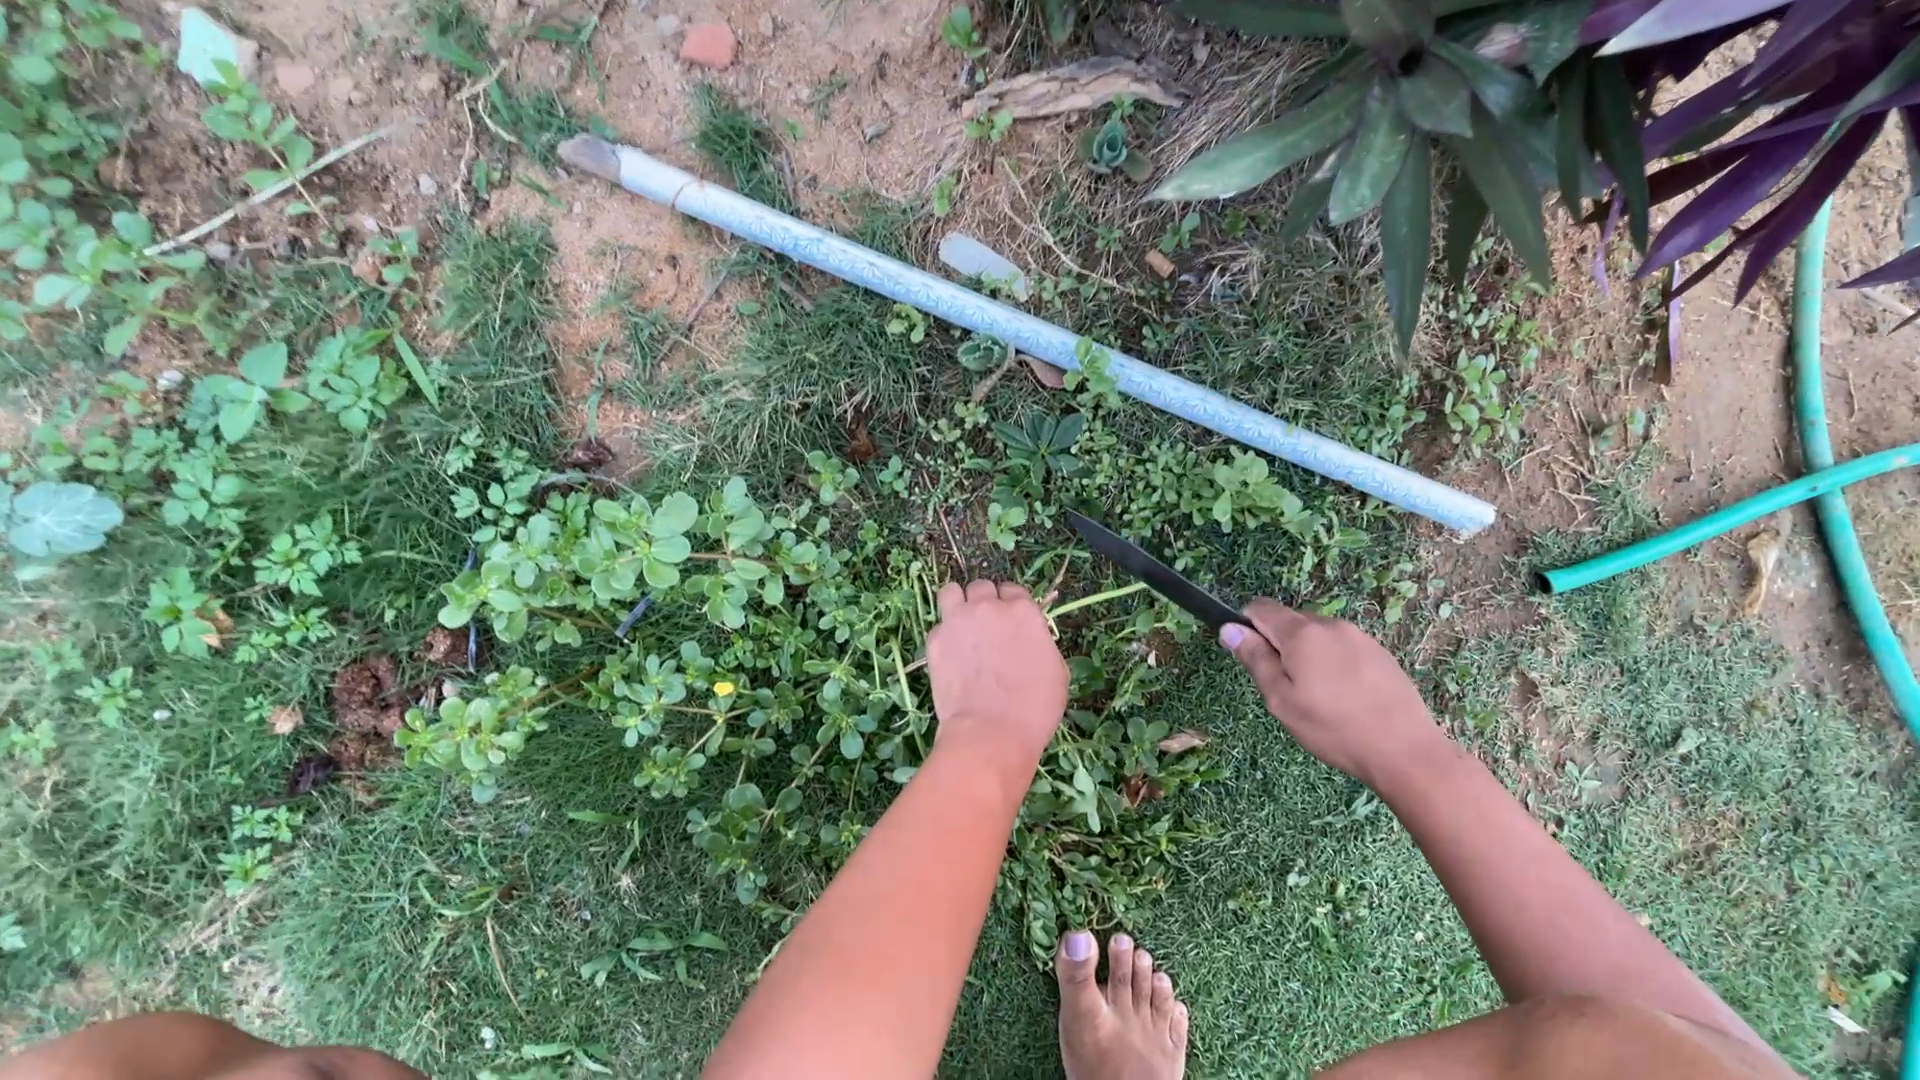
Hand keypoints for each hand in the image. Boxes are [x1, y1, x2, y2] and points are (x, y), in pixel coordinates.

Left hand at [926, 580, 1067, 774]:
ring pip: (952, 592)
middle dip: (985, 602)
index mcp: (1023, 611)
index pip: (1013, 591)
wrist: (991, 732)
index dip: (1011, 606)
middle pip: (982, 587)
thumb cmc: (1034, 708)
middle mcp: (988, 607)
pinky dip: (944, 634)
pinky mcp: (935, 640)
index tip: (1010, 622)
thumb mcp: (1056, 671)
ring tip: (961, 623)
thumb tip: (1032, 641)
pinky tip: (951, 652)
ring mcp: (958, 620)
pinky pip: (938, 625)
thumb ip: (1041, 643)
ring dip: (958, 602)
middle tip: (987, 626)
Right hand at [1219, 599, 1445, 786]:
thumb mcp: (1281, 700)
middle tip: (1286, 689)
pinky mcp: (1379, 652)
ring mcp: (1359, 636)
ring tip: (1318, 697)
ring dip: (1306, 655)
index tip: (1253, 660)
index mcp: (1302, 633)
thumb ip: (1255, 659)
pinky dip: (1331, 663)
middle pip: (1289, 621)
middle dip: (1278, 646)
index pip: (1260, 607)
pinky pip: (1340, 647)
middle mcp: (1330, 624)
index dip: (1247, 627)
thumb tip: (1229, 628)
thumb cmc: (1333, 728)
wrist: (1405, 750)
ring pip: (1316, 635)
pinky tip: (1344, 697)